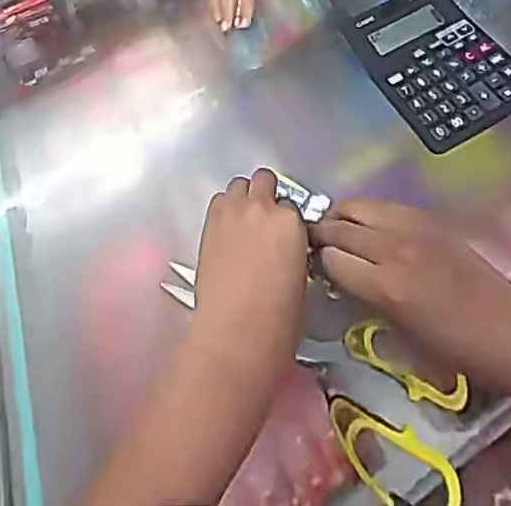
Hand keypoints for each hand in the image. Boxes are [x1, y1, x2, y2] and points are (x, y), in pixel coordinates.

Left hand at [191, 169, 309, 353]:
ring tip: (243, 222)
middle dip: (266, 194)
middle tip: (265, 219)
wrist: (236, 331)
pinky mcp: (209, 222)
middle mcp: (262, 208)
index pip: (293, 206)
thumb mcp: (300, 280)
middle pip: (264, 180)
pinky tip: (226, 231)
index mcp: (291, 222)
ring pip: (239, 185)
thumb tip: (284, 250)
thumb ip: (293, 251)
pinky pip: (219, 200)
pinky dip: (224, 209)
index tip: (285, 235)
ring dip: (244, 198)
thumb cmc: (278, 319)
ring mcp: (233, 211)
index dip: (288, 221)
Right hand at [313, 200, 510, 382]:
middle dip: (321, 235)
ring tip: (338, 230)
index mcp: (387, 285)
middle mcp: (394, 248)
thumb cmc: (459, 349)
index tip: (314, 270)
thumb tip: (340, 277)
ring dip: (340, 216)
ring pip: (356, 205)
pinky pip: (383, 204)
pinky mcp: (427, 218)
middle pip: (338, 226)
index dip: (318, 264)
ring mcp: (412, 227)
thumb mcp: (403, 334)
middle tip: (315, 246)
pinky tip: (370, 226)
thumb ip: (366, 298)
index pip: (330, 258)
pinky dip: (367, 211)